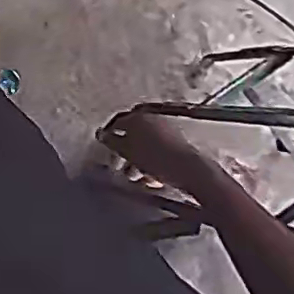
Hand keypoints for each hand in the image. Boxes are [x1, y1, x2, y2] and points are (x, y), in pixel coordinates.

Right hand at [98, 110, 219, 194]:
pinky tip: (151, 177)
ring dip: (138, 159)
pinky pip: (158, 150)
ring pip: (146, 144)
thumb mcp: (128, 151)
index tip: (104, 147)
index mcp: (137, 117)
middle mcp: (151, 118)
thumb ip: (112, 142)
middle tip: (118, 164)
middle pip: (132, 133)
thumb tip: (102, 135)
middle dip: (124, 150)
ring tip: (135, 175)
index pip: (116, 122)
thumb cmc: (156, 158)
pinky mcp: (177, 143)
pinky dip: (152, 161)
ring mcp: (166, 130)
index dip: (108, 135)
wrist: (190, 170)